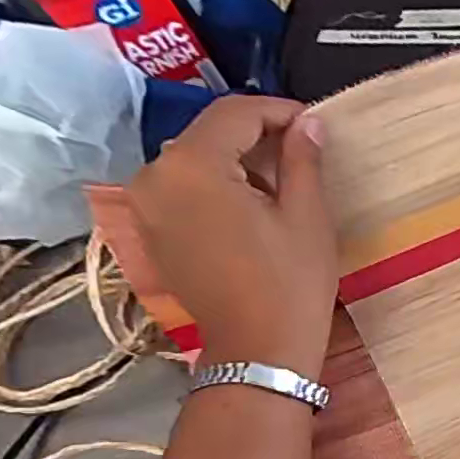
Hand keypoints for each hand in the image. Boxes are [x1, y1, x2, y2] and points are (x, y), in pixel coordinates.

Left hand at [127, 96, 334, 376]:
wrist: (259, 348)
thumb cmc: (292, 282)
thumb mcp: (308, 218)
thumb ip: (303, 161)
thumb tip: (309, 123)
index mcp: (193, 166)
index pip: (235, 114)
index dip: (279, 111)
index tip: (314, 122)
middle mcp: (154, 175)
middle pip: (208, 134)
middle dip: (256, 135)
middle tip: (302, 150)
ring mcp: (145, 205)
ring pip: (194, 160)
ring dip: (236, 160)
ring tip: (280, 181)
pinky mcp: (151, 230)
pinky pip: (183, 188)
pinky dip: (216, 185)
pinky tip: (251, 206)